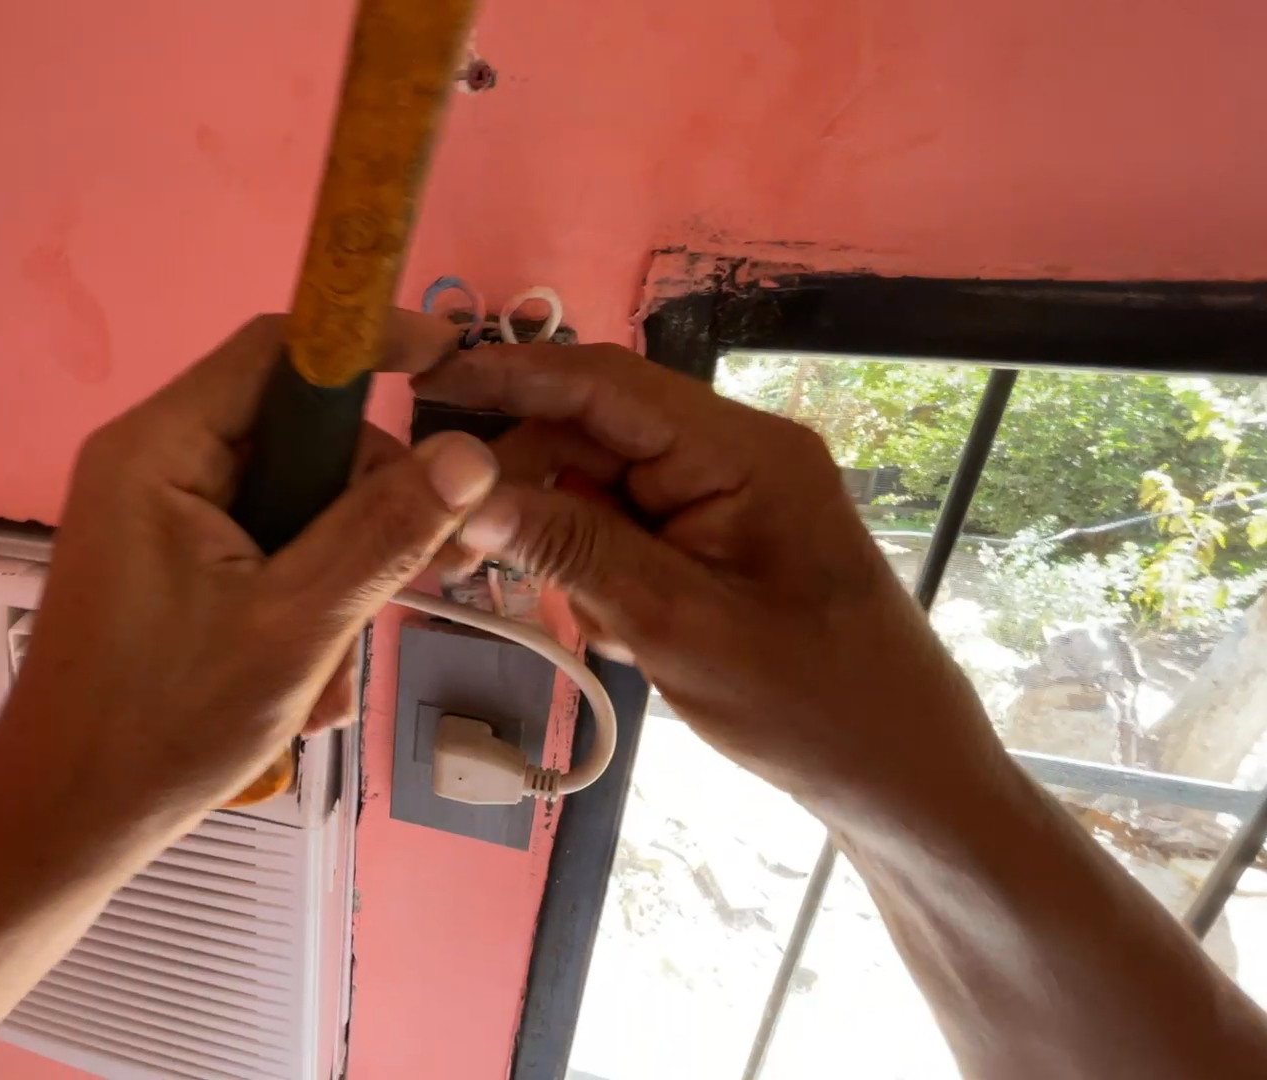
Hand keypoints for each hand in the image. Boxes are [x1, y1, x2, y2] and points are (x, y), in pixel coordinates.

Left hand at [0, 313, 499, 833]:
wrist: (70, 822)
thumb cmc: (164, 724)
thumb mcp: (293, 625)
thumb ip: (382, 532)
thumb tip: (469, 456)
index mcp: (160, 448)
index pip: (277, 351)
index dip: (368, 345)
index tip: (448, 366)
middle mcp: (154, 464)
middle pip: (294, 434)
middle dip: (360, 500)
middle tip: (410, 570)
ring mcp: (162, 517)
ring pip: (289, 500)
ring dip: (334, 566)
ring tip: (332, 655)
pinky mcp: (173, 563)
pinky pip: (264, 545)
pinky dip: (301, 593)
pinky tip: (304, 667)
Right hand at [413, 343, 1005, 817]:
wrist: (895, 773)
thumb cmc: (808, 702)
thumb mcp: (674, 623)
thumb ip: (571, 549)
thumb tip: (468, 496)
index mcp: (737, 451)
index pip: (602, 385)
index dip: (508, 375)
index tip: (425, 383)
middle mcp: (722, 454)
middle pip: (585, 438)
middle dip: (515, 487)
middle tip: (452, 552)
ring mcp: (712, 495)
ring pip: (590, 487)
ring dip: (549, 539)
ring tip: (545, 608)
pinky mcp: (700, 535)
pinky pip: (614, 528)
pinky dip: (584, 568)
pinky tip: (604, 627)